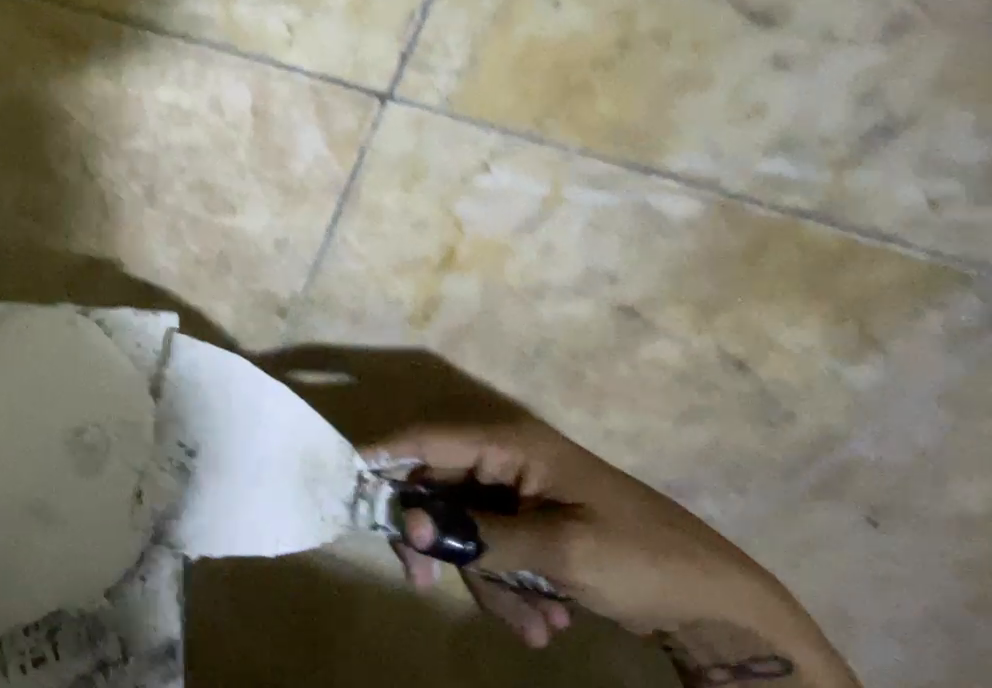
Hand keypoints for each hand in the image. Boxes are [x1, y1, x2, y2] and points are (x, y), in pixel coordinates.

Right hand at [370, 420, 801, 647]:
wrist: (724, 609)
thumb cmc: (642, 561)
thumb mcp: (558, 552)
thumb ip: (477, 534)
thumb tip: (402, 522)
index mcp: (511, 443)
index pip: (423, 438)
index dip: (378, 458)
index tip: (341, 488)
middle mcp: (507, 458)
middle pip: (436, 489)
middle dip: (442, 545)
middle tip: (424, 586)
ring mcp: (520, 491)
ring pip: (463, 528)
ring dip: (486, 580)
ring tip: (533, 627)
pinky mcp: (533, 523)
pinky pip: (492, 548)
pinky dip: (508, 586)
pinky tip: (547, 623)